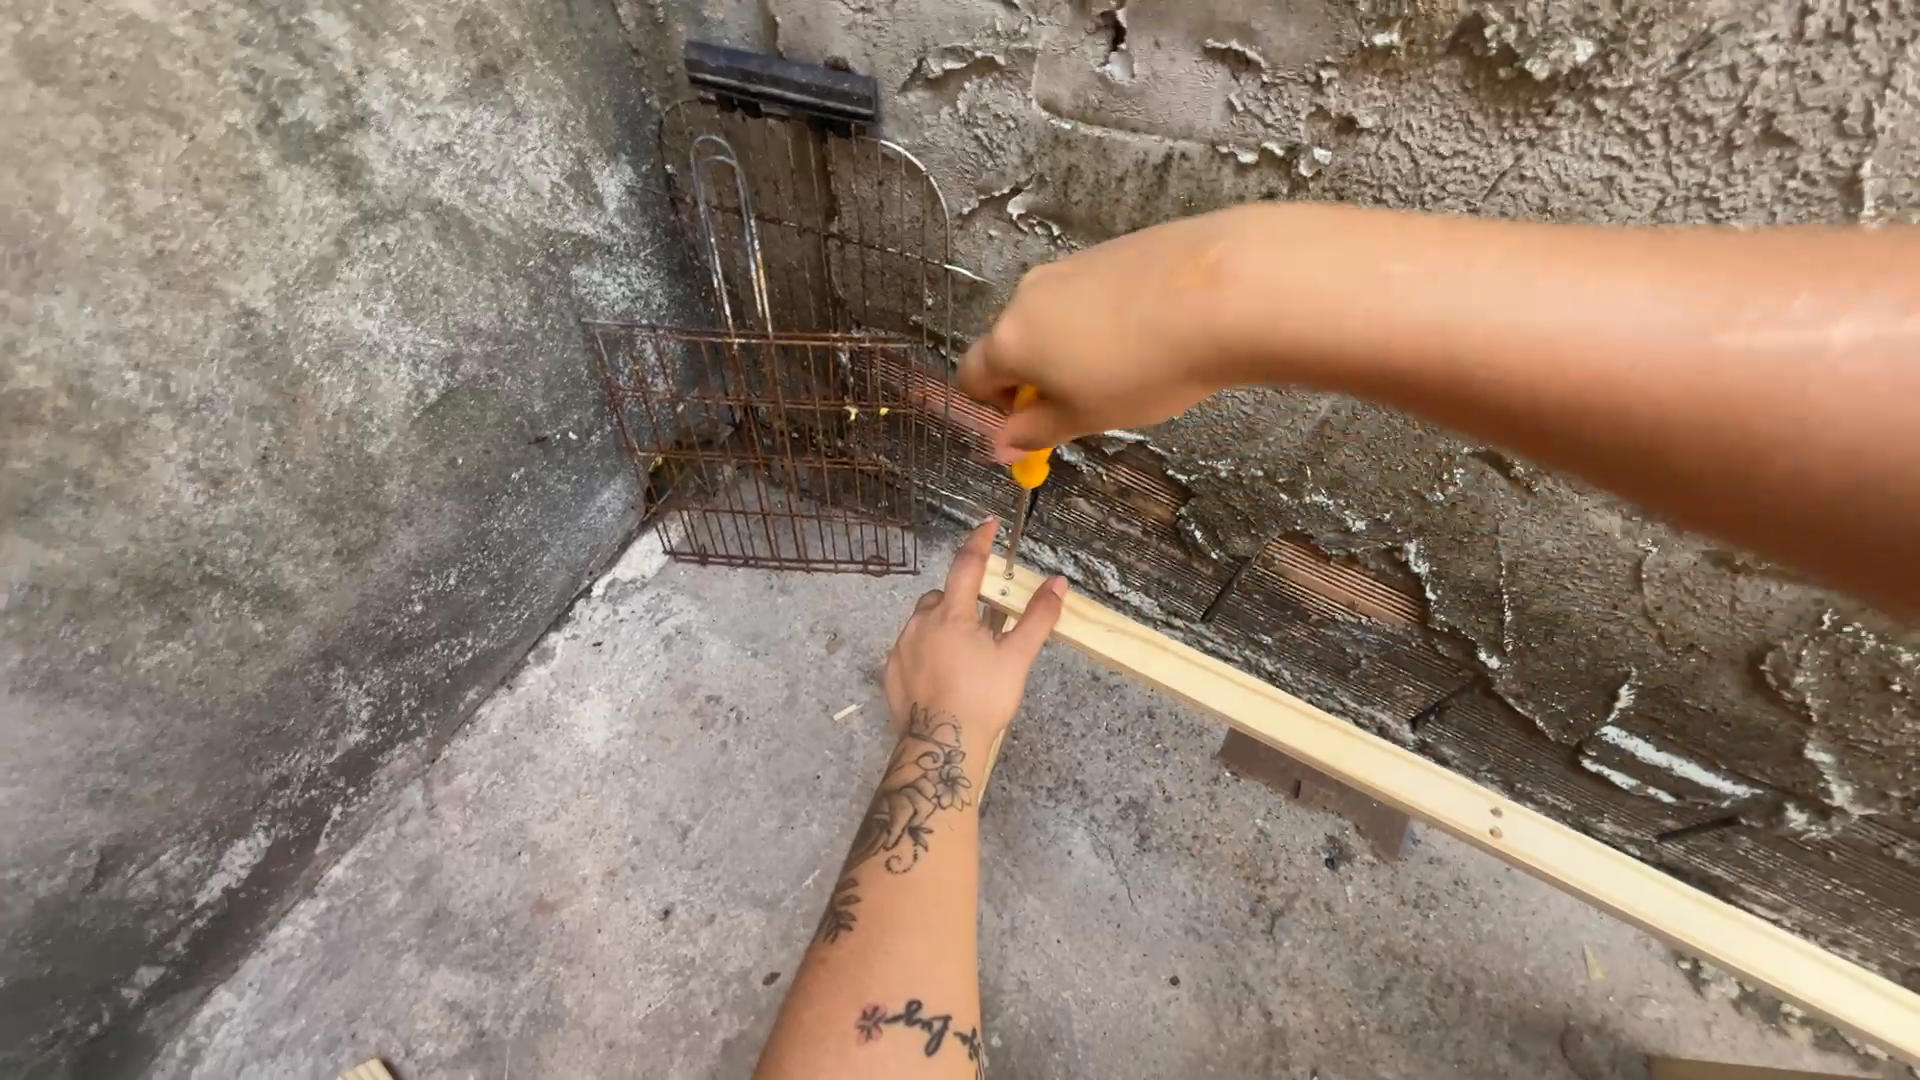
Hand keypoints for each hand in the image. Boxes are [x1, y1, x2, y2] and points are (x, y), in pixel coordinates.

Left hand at [883, 521, 1067, 738]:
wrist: (941, 746)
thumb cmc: (983, 699)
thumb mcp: (1017, 658)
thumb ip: (1037, 617)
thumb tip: (1058, 582)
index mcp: (952, 614)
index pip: (967, 565)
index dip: (979, 541)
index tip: (989, 524)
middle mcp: (920, 622)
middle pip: (943, 596)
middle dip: (962, 601)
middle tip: (983, 627)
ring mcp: (901, 647)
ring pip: (924, 621)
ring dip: (942, 626)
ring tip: (964, 656)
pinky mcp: (890, 670)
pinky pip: (910, 647)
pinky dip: (926, 650)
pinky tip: (942, 674)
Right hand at [957, 205, 1264, 457]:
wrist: (1224, 292)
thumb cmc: (1143, 369)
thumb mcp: (1085, 417)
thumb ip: (1035, 431)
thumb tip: (1001, 446)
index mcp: (1010, 340)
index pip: (971, 376)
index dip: (993, 406)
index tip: (1032, 421)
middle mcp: (1028, 295)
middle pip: (1012, 343)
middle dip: (1036, 376)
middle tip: (1084, 401)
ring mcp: (1069, 266)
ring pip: (1051, 317)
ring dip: (1069, 347)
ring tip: (1126, 367)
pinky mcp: (1109, 249)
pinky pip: (1087, 292)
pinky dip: (1101, 318)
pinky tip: (1147, 332)